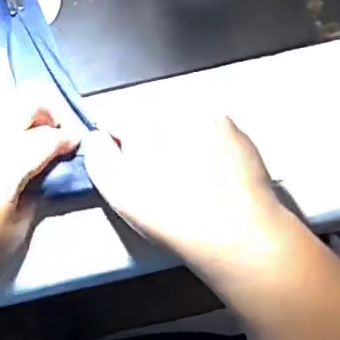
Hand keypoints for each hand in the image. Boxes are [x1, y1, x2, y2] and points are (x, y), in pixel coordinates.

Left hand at [0, 89, 77, 283]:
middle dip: (46, 114)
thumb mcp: (15, 233)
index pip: (50, 137)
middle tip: (50, 131)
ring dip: (16, 105)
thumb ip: (33, 197)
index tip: (73, 146)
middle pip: (27, 103)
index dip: (67, 140)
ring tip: (20, 123)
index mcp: (11, 162)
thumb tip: (40, 177)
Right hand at [82, 115, 303, 273]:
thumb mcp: (117, 192)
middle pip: (151, 121)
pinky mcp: (241, 134)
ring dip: (180, 146)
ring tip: (187, 183)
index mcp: (145, 117)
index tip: (125, 172)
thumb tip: (97, 137)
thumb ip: (98, 157)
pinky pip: (213, 137)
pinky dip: (208, 152)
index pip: (115, 121)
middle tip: (158, 182)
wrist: (239, 233)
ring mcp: (216, 117)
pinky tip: (211, 181)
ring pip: (183, 127)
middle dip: (149, 144)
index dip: (116, 147)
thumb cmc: (171, 215)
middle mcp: (181, 106)